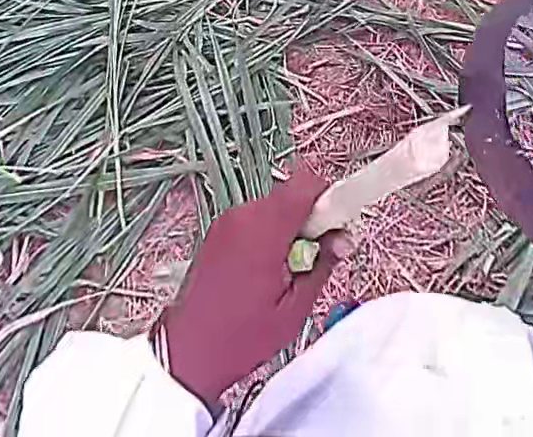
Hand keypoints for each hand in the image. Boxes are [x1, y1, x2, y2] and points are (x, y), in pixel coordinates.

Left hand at [159, 165, 345, 407]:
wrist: (190, 348)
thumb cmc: (241, 336)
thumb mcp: (295, 309)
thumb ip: (322, 265)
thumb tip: (342, 238)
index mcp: (264, 229)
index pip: (304, 184)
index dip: (328, 197)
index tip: (339, 222)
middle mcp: (243, 215)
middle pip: (290, 195)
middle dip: (311, 219)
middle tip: (319, 254)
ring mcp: (228, 219)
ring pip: (274, 206)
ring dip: (290, 228)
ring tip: (290, 270)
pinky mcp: (220, 228)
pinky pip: (255, 218)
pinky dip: (269, 233)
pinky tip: (268, 269)